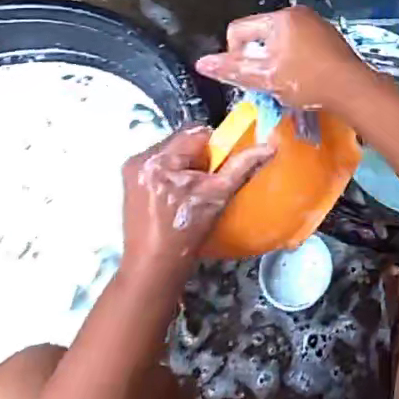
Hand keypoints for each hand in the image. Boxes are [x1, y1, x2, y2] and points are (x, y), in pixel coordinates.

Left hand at [121, 125, 274, 275]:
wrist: (153, 266)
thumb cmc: (187, 232)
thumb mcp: (217, 195)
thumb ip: (242, 165)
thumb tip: (269, 145)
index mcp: (161, 159)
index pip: (197, 132)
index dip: (214, 146)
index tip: (219, 167)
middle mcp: (142, 157)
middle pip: (181, 140)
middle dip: (198, 155)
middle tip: (206, 180)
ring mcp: (131, 167)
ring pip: (170, 150)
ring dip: (184, 163)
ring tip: (190, 189)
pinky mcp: (128, 178)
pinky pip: (157, 162)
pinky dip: (170, 172)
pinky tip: (174, 194)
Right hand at [193, 7, 372, 110]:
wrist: (353, 89)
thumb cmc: (310, 82)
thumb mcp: (266, 78)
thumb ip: (233, 69)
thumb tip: (204, 63)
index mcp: (280, 19)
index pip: (239, 30)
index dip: (235, 54)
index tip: (247, 75)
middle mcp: (297, 14)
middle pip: (259, 34)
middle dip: (258, 58)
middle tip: (267, 81)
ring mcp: (314, 23)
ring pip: (279, 40)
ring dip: (276, 60)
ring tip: (286, 81)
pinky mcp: (326, 35)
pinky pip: (298, 43)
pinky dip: (294, 59)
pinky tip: (302, 77)